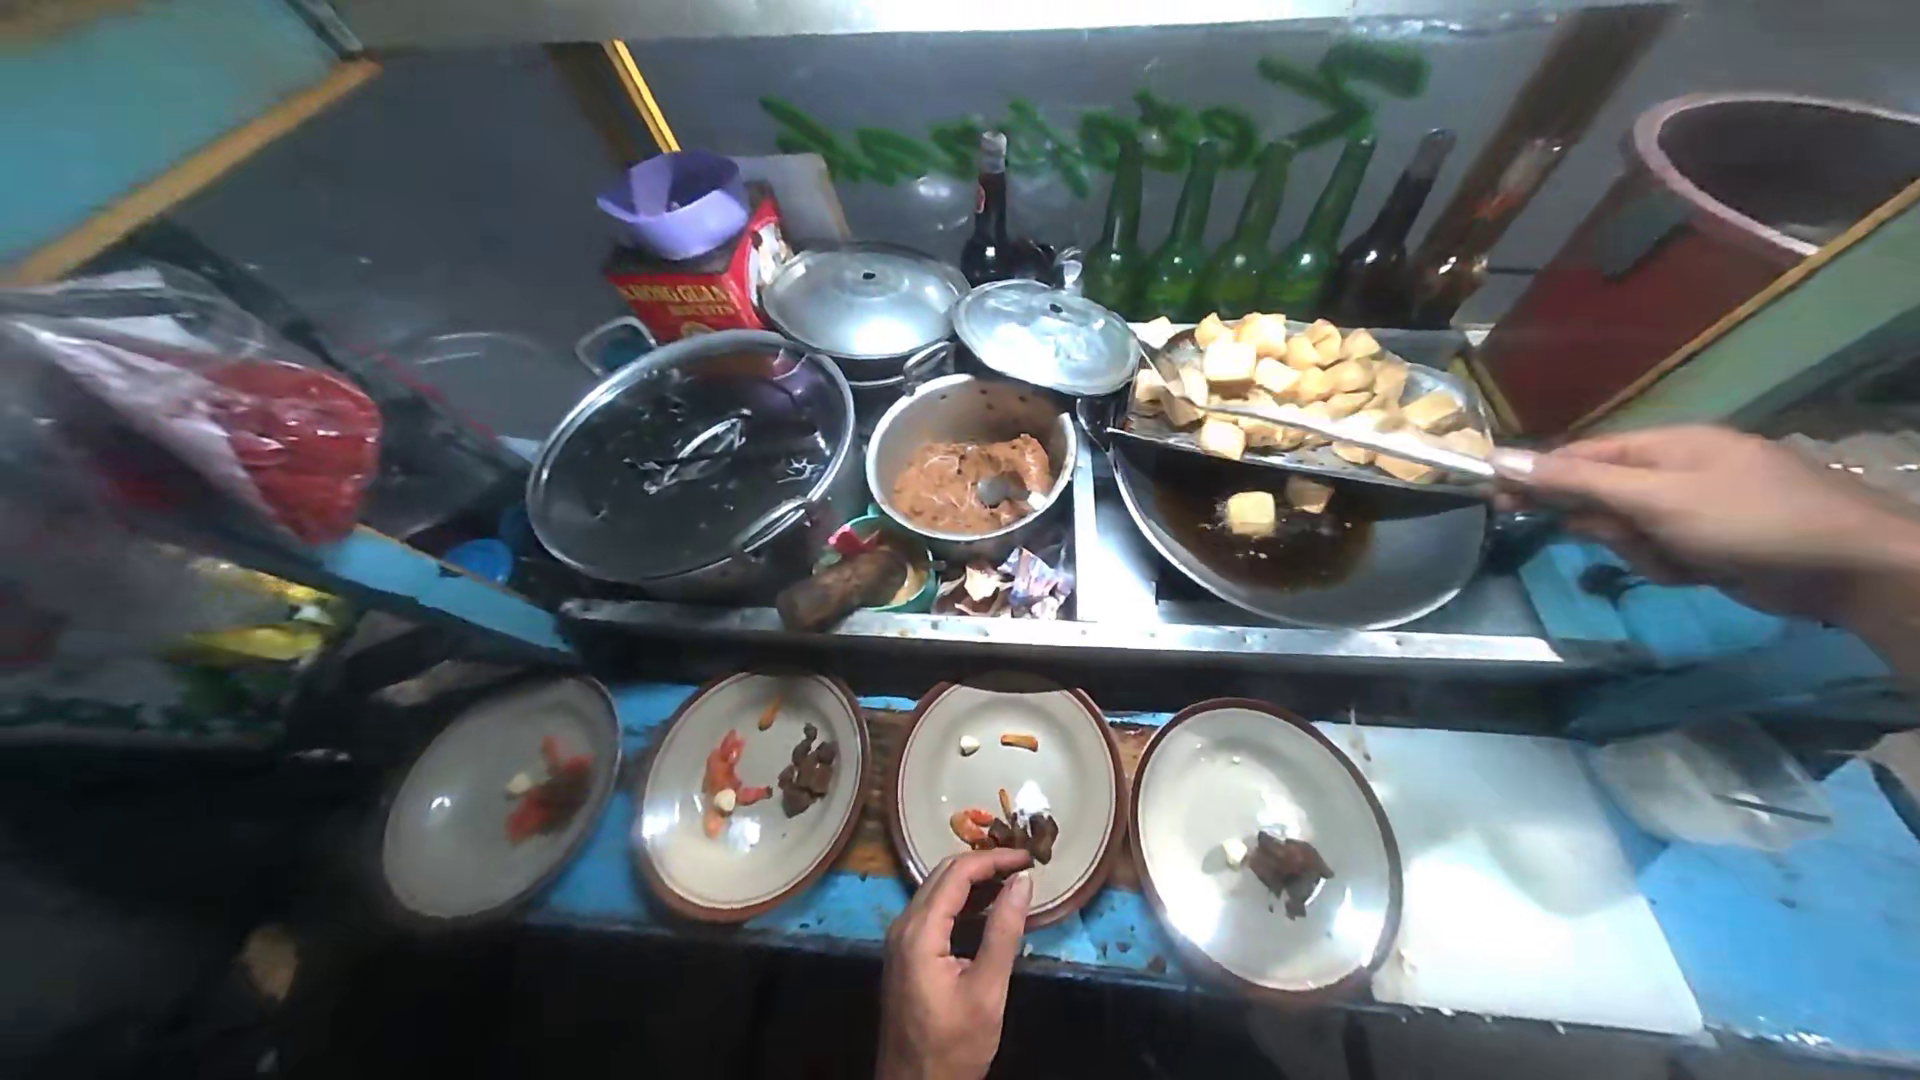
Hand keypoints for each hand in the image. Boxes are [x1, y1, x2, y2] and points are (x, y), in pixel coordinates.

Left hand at [876, 848, 1033, 1079]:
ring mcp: (901, 937)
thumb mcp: (987, 993)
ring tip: (1012, 881)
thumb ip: (1003, 932)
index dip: (994, 859)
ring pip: (938, 888)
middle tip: (1023, 866)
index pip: (958, 873)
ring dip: (973, 879)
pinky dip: (962, 899)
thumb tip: (1023, 882)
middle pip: (944, 873)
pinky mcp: (906, 951)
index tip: (1028, 858)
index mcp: (920, 930)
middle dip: (984, 863)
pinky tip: (988, 906)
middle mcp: (904, 923)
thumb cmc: (953, 1049)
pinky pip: (934, 908)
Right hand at [1492, 425, 1919, 632]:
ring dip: (1634, 548)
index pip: (1575, 455)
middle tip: (1617, 536)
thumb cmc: (1748, 520)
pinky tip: (1695, 569)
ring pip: (1620, 528)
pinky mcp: (1702, 539)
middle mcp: (1673, 470)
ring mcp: (1690, 506)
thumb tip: (1499, 456)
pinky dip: (1662, 563)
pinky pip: (1650, 549)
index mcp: (1664, 445)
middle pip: (1595, 493)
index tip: (1497, 499)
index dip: (1534, 476)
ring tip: (1674, 557)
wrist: (1853, 572)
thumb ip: (1573, 479)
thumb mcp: (1651, 497)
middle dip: (1600, 522)